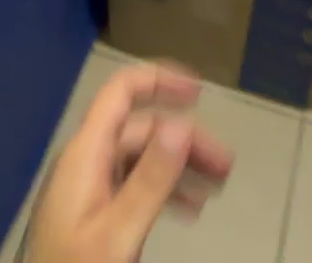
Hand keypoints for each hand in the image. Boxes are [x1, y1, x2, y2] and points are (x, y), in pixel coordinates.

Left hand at [22, 62, 234, 262]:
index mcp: (86, 151)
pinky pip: (135, 184)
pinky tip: (190, 208)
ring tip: (218, 185)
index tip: (199, 91)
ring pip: (143, 158)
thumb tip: (182, 124)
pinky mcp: (96, 209)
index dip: (159, 80)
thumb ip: (150, 178)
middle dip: (186, 139)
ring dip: (181, 165)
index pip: (122, 91)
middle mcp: (87, 158)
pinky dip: (165, 188)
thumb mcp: (118, 231)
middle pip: (142, 128)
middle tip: (225, 165)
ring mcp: (91, 185)